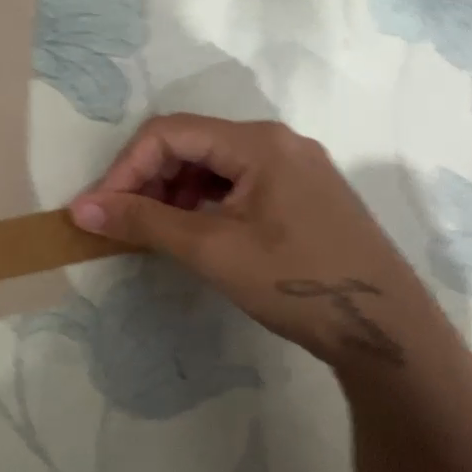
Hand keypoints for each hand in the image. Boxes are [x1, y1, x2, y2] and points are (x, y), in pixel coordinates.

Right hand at [68, 115, 451, 369]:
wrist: (392, 338)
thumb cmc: (297, 283)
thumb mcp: (209, 250)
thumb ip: (141, 221)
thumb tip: (79, 209)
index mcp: (259, 143)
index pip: (168, 134)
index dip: (125, 167)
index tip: (102, 208)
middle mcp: (279, 143)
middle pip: (189, 143)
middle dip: (147, 178)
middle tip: (123, 219)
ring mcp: (297, 168)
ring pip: (210, 163)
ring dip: (172, 190)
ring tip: (155, 229)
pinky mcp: (304, 195)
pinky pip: (236, 181)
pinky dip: (202, 200)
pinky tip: (194, 232)